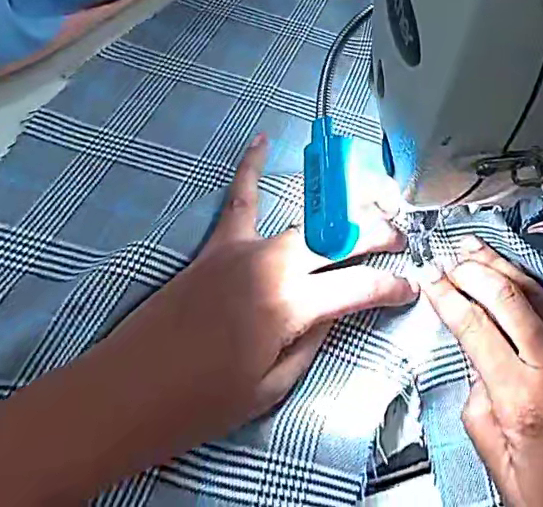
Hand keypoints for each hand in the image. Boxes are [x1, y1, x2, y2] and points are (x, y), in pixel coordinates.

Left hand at [0, 134, 413, 506]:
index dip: (391, 285)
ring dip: (339, 209)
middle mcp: (273, 266)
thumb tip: (336, 307)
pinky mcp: (217, 243)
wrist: (130, 389)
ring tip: (368, 203)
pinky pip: (239, 197)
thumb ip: (312, 339)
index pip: (357, 288)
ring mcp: (244, 247)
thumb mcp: (271, 386)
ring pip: (302, 218)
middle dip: (377, 233)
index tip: (412, 285)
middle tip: (402, 234)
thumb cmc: (202, 402)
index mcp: (290, 306)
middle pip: (338, 239)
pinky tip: (260, 140)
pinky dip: (250, 166)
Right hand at [417, 237, 542, 506]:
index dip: (446, 297)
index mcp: (523, 400)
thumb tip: (475, 375)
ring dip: (501, 265)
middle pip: (505, 295)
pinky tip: (519, 278)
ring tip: (476, 250)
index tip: (429, 281)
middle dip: (471, 271)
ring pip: (535, 293)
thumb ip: (481, 418)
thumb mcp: (509, 476)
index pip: (474, 327)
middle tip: (448, 262)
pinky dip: (534, 286)